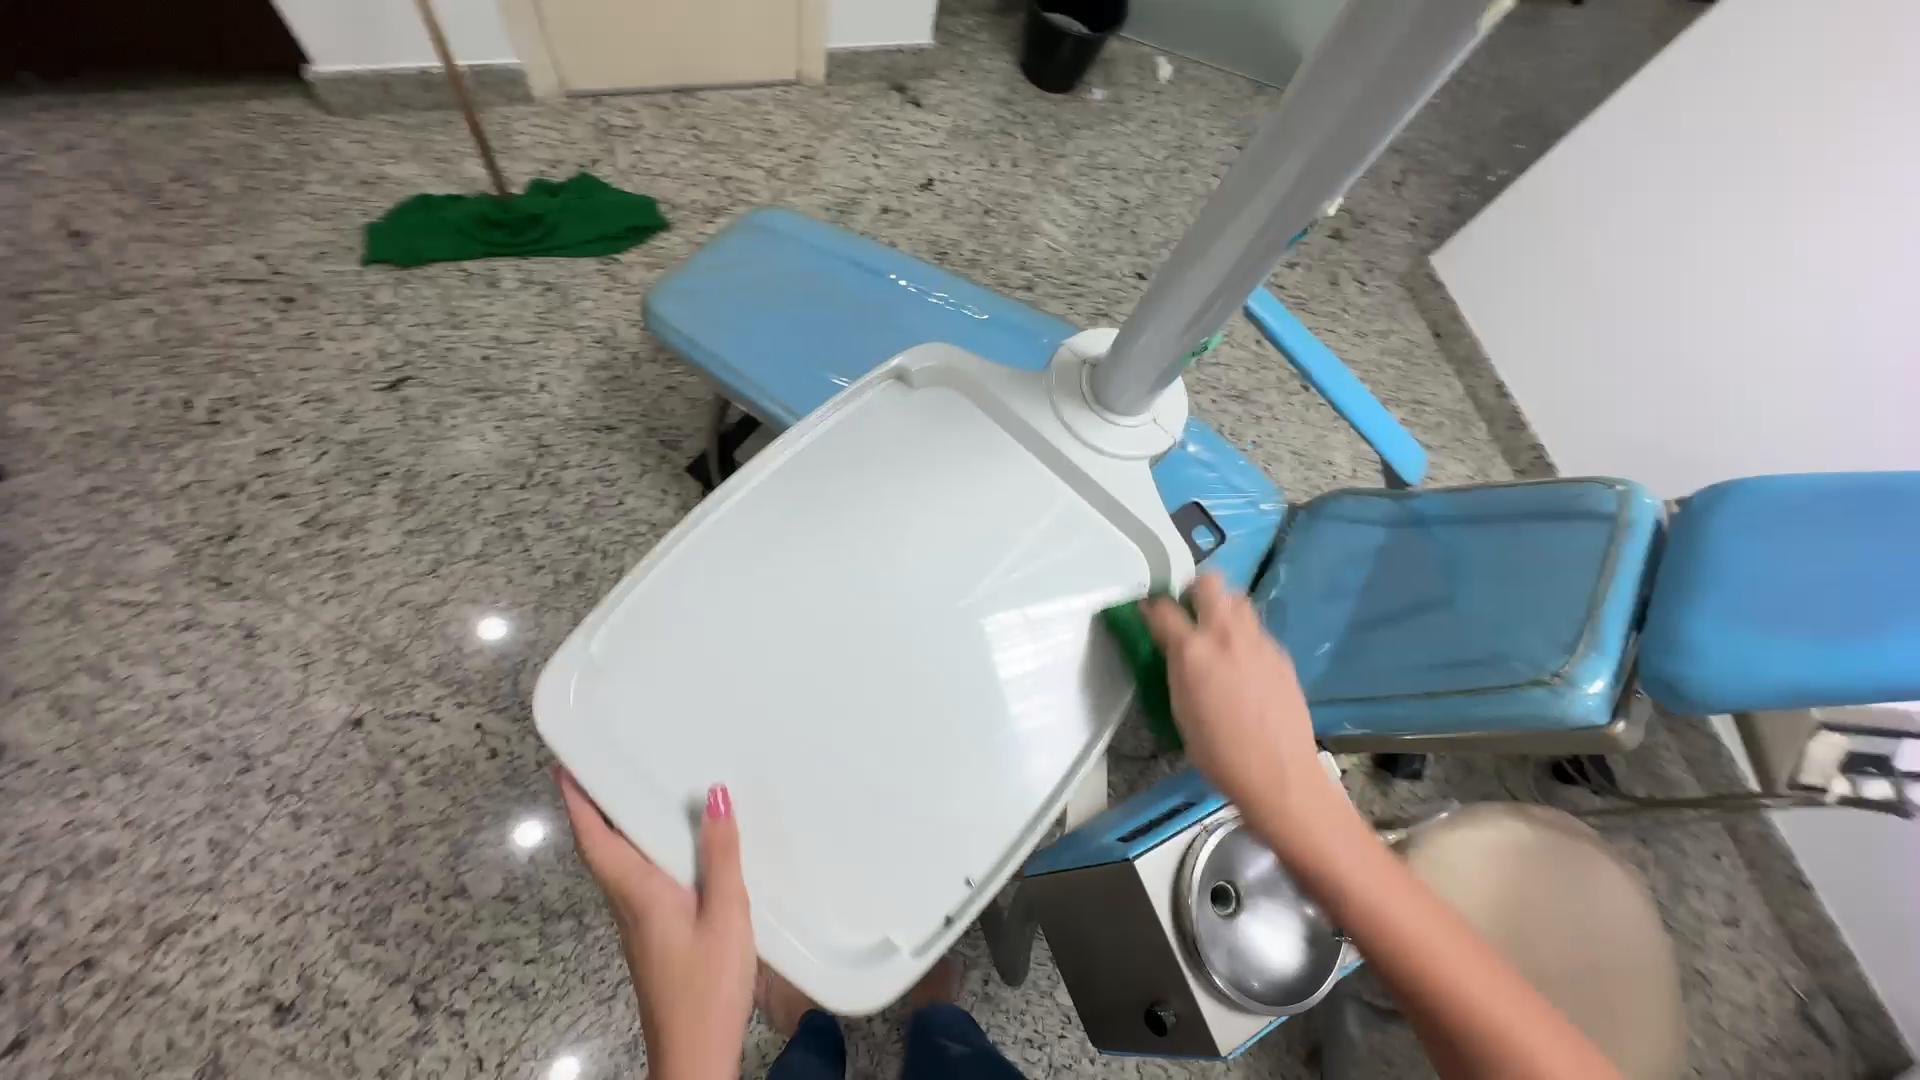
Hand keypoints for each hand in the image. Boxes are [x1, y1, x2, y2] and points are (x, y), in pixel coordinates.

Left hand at [558, 769, 753, 1079]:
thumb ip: (721, 855)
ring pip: (619, 865)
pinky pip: (640, 880)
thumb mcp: (726, 913)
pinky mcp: (654, 936)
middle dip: (597, 808)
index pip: (597, 840)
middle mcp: (629, 905)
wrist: (695, 1054)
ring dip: (618, 828)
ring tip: (636, 793)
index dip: (578, 803)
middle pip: (603, 849)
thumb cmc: (707, 986)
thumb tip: (715, 795)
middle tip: (603, 766)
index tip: (564, 766)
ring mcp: (638, 925)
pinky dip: (642, 851)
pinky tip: (671, 848)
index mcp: (639, 894)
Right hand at [1140, 575, 1331, 818]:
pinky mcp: (1280, 654)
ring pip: (1238, 600)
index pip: (1163, 609)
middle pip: (1209, 583)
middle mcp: (1225, 635)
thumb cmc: (1217, 753)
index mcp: (1191, 651)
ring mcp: (1258, 642)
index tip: (1148, 616)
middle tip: (1187, 613)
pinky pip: (1256, 630)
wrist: (1278, 773)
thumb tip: (1174, 653)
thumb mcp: (1180, 709)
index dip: (1151, 609)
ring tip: (1216, 633)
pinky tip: (1243, 664)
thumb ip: (1177, 669)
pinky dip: (1243, 636)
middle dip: (1193, 591)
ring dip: (1222, 608)